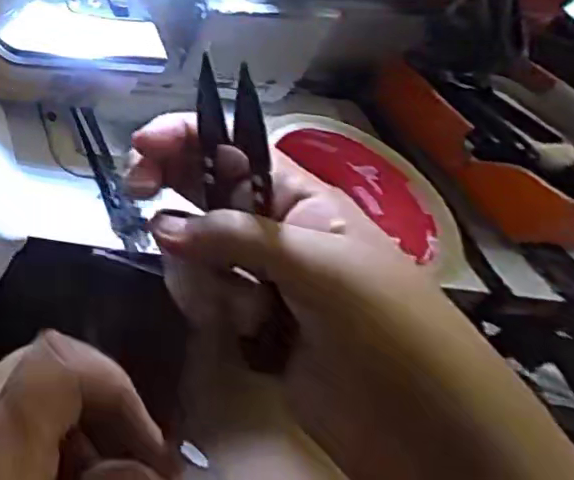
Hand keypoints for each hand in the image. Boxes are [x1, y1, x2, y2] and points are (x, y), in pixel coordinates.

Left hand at [0, 331, 177, 479]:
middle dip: (99, 400)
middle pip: (42, 363)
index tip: (151, 449)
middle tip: (137, 458)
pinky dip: (43, 439)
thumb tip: (143, 468)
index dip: (115, 385)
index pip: (59, 358)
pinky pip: (4, 421)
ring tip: (104, 478)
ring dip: (73, 423)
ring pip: (24, 390)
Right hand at [125, 111, 424, 312]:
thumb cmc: (394, 330)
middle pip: (199, 187)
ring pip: (190, 245)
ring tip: (237, 304)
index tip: (144, 144)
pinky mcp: (244, 320)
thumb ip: (240, 237)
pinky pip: (199, 292)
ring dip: (197, 269)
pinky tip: (242, 330)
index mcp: (296, 196)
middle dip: (168, 185)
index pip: (231, 146)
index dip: (185, 135)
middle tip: (138, 188)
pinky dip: (206, 305)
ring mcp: (254, 274)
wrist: (434, 438)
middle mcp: (268, 226)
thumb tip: (165, 228)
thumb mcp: (323, 267)